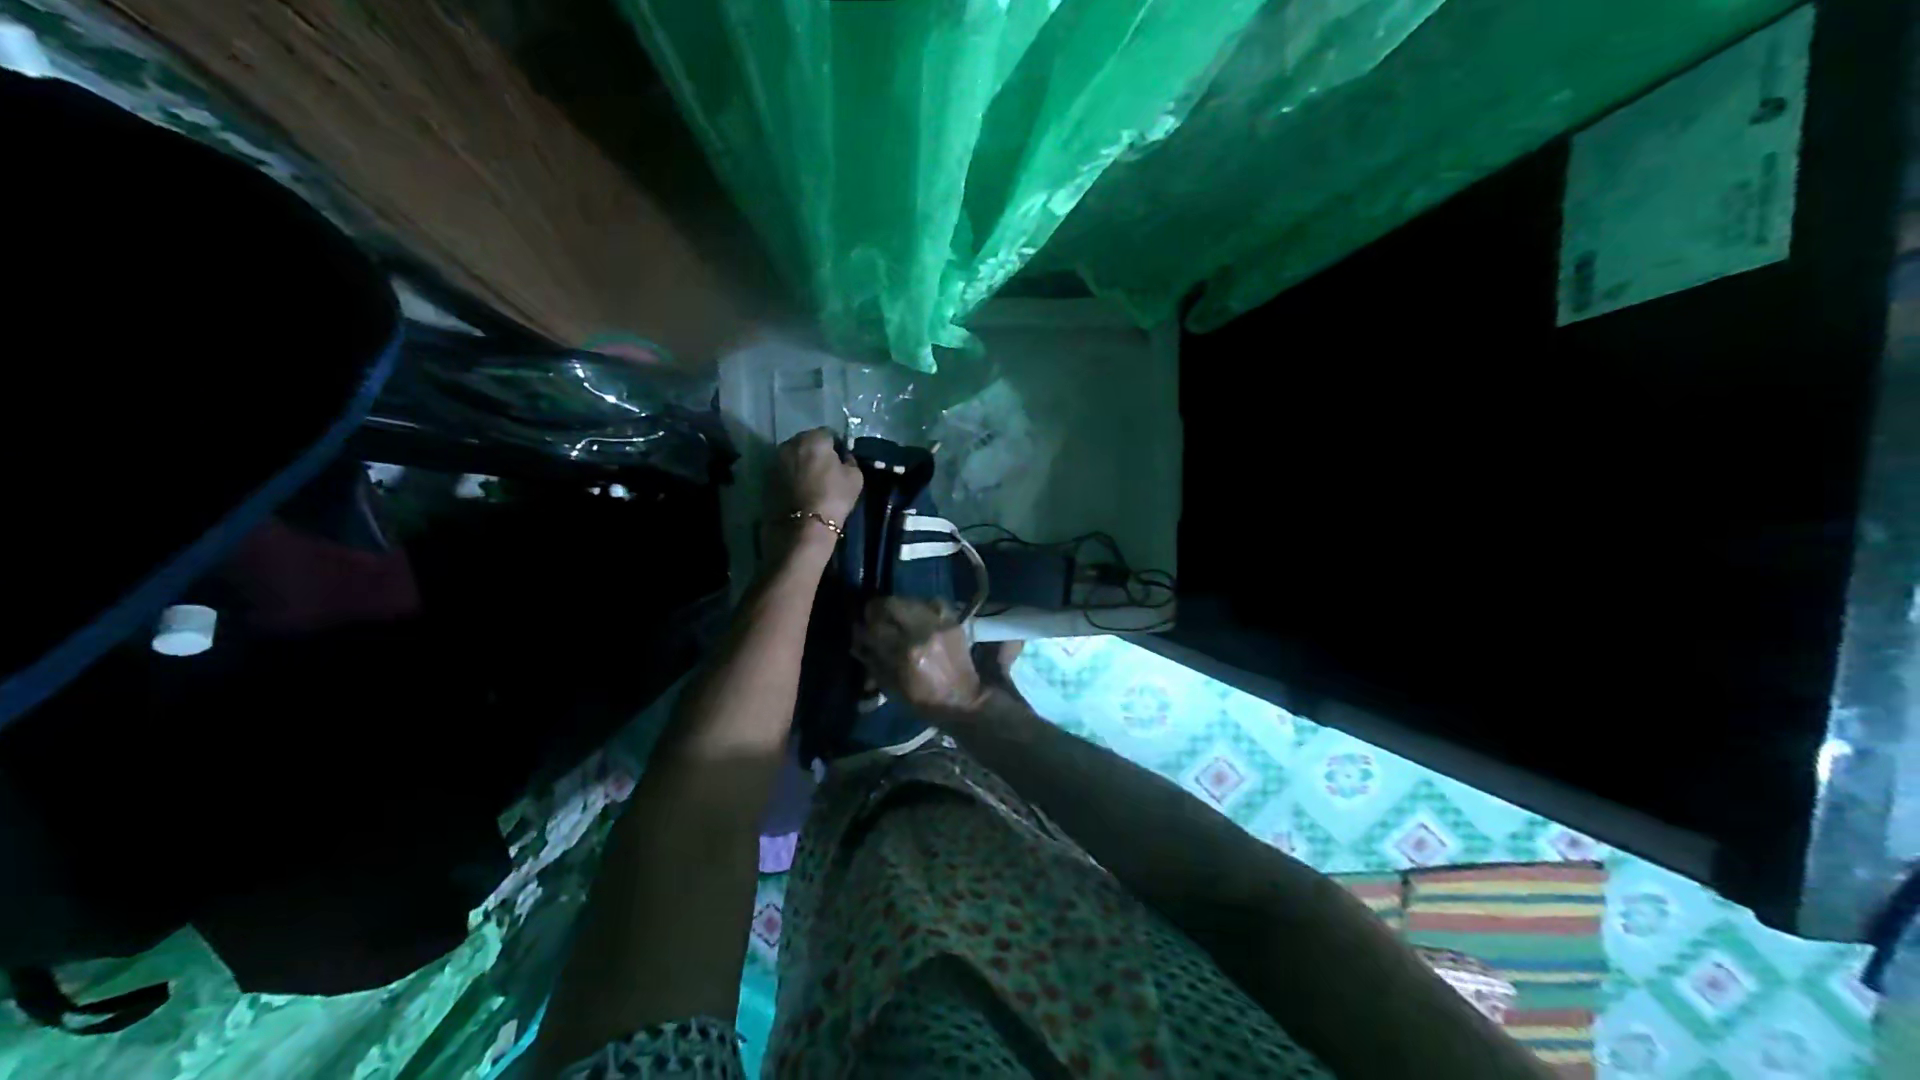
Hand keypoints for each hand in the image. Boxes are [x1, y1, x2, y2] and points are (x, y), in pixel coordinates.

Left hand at [777, 428, 862, 527]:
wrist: (802, 527)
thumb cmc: (833, 498)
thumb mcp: (855, 477)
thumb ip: (850, 460)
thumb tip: (843, 456)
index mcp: (814, 439)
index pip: (828, 433)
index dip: (836, 446)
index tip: (840, 460)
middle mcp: (791, 443)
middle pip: (806, 441)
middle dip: (815, 451)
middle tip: (824, 469)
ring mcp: (776, 459)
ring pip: (792, 454)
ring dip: (800, 462)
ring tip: (810, 480)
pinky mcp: (767, 476)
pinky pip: (783, 469)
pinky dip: (790, 474)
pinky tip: (798, 489)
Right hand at [852, 597, 990, 720]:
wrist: (963, 700)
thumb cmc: (924, 701)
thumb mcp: (892, 688)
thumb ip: (873, 662)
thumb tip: (857, 643)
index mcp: (904, 653)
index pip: (874, 628)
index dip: (862, 628)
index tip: (859, 630)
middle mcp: (921, 633)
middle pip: (890, 604)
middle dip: (877, 608)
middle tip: (874, 617)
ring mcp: (939, 624)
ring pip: (910, 600)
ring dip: (898, 606)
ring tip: (894, 616)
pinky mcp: (952, 622)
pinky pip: (933, 602)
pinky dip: (922, 606)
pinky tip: (918, 615)